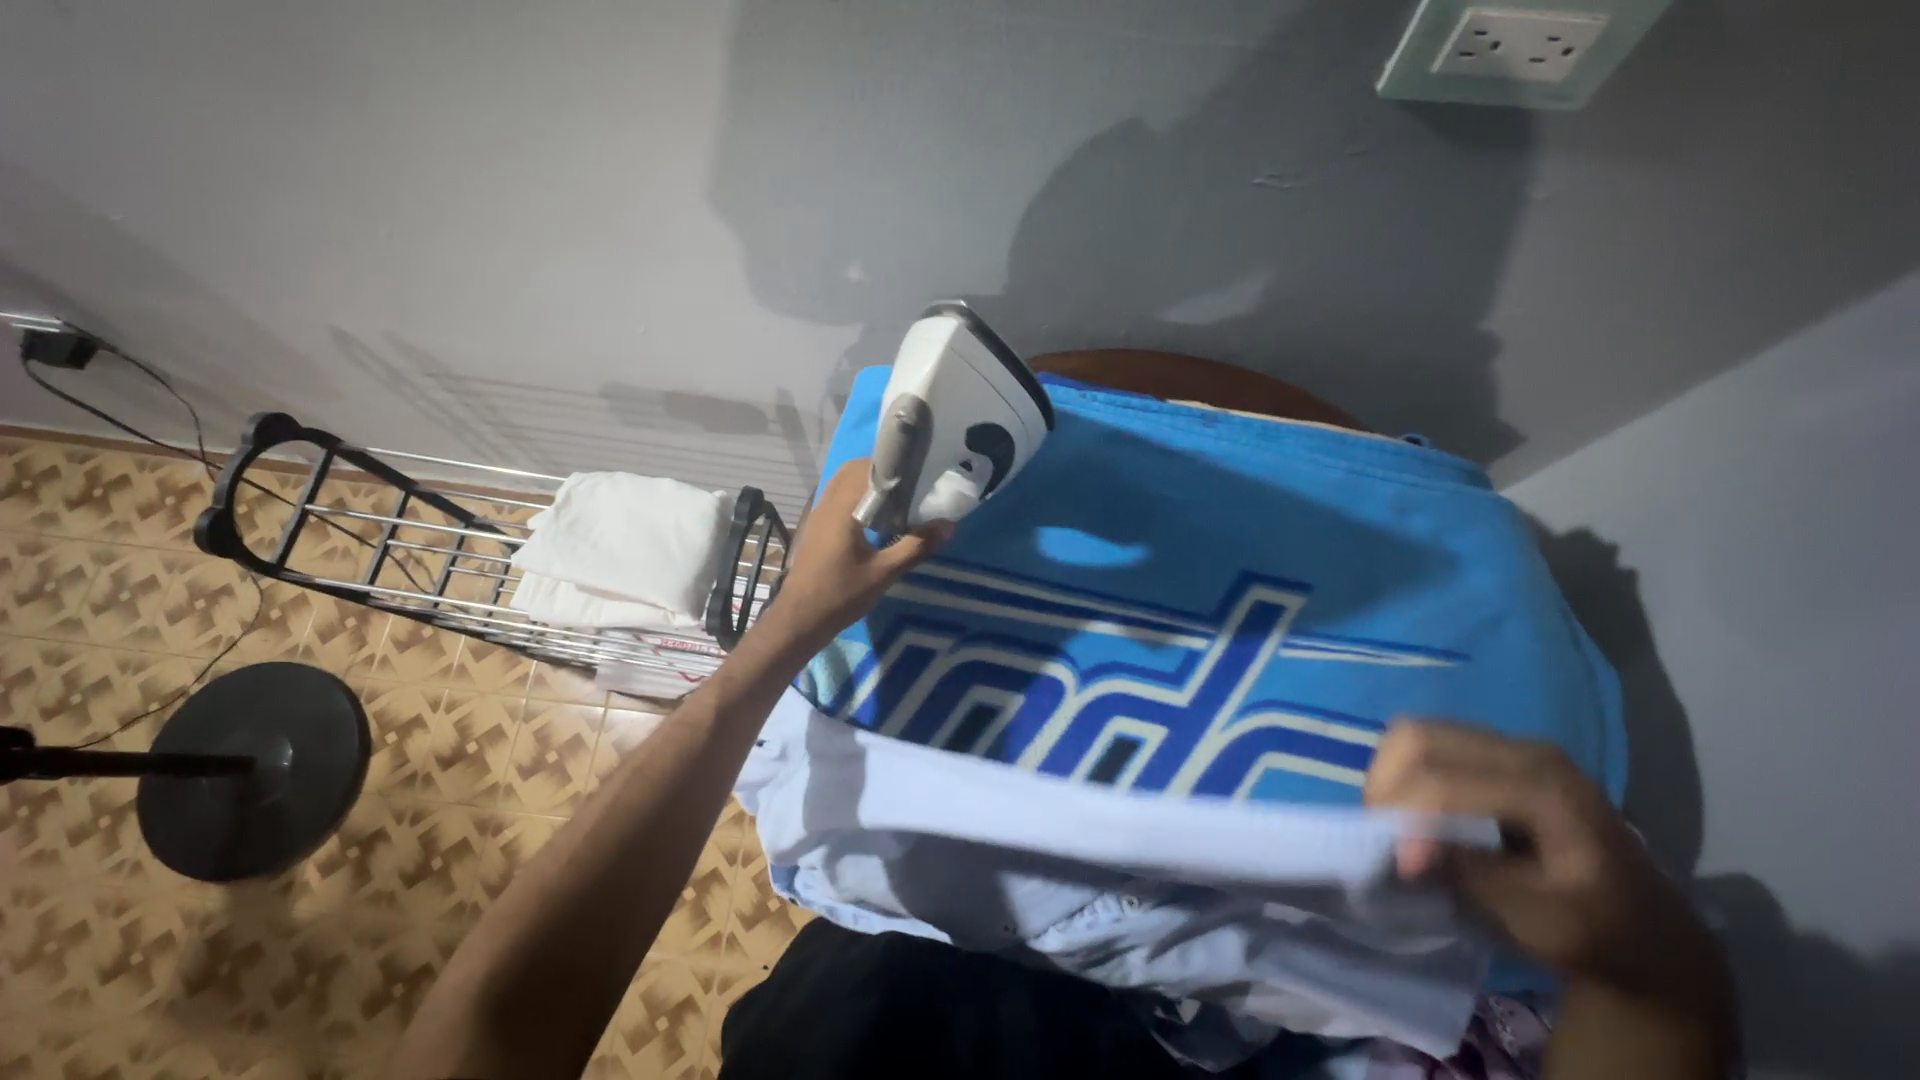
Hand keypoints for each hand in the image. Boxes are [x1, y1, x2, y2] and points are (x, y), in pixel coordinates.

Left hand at [756, 459, 952, 647]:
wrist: (801, 618)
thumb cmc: (841, 595)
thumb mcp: (884, 573)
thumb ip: (916, 546)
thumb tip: (949, 525)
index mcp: (843, 508)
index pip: (867, 467)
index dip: (892, 463)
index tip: (917, 469)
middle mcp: (828, 503)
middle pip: (853, 470)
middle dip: (882, 471)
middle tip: (911, 483)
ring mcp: (819, 514)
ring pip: (843, 483)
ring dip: (868, 483)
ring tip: (898, 497)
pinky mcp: (817, 526)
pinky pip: (838, 497)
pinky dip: (857, 496)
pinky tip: (876, 516)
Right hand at [1364, 721, 1729, 1010]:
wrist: (1647, 932)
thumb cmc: (1598, 932)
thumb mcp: (1544, 921)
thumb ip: (1474, 877)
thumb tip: (1403, 853)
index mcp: (1548, 790)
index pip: (1446, 780)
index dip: (1408, 818)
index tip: (1399, 867)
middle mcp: (1527, 752)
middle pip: (1420, 739)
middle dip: (1387, 786)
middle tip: (1382, 836)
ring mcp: (1513, 747)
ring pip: (1416, 733)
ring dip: (1390, 776)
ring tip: (1393, 825)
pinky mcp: (1498, 754)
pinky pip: (1429, 742)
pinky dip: (1404, 772)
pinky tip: (1413, 813)